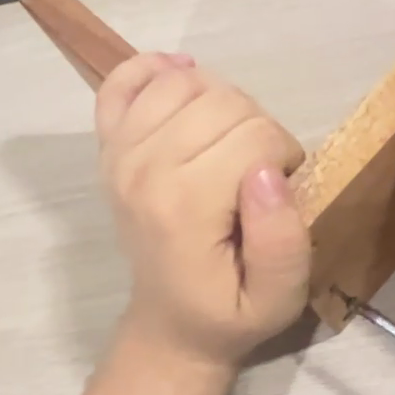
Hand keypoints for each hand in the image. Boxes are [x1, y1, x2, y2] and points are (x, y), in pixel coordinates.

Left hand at [95, 52, 310, 370]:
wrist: (171, 324)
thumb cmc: (231, 312)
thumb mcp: (278, 298)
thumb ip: (282, 242)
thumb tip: (269, 172)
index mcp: (184, 205)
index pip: (256, 134)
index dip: (285, 154)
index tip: (280, 190)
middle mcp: (143, 168)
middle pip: (224, 100)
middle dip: (259, 127)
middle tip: (258, 170)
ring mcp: (119, 152)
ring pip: (185, 80)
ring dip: (222, 100)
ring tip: (231, 140)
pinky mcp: (109, 145)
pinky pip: (125, 79)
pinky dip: (156, 69)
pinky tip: (183, 83)